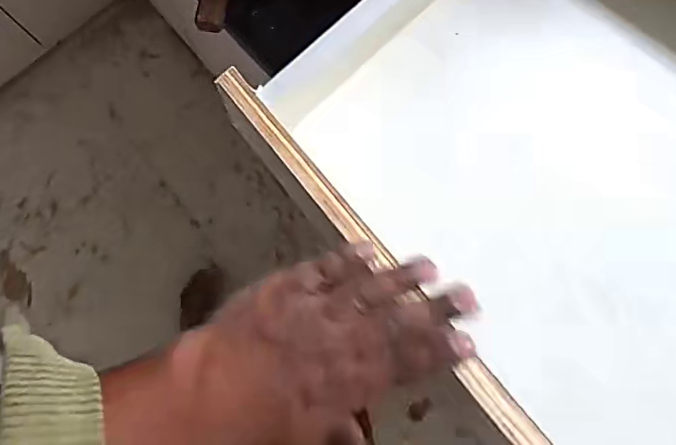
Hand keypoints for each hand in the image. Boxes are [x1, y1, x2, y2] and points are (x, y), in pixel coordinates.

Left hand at [102, 245, 477, 444]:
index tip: (467, 343)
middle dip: (432, 308)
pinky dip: (343, 259)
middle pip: (392, 320)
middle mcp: (336, 339)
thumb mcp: (302, 437)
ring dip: (396, 276)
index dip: (436, 352)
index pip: (401, 363)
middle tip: (468, 295)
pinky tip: (364, 249)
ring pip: (363, 287)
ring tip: (429, 265)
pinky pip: (319, 269)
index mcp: (347, 382)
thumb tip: (359, 431)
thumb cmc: (253, 424)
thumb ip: (336, 429)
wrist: (207, 387)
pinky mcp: (282, 285)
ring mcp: (309, 307)